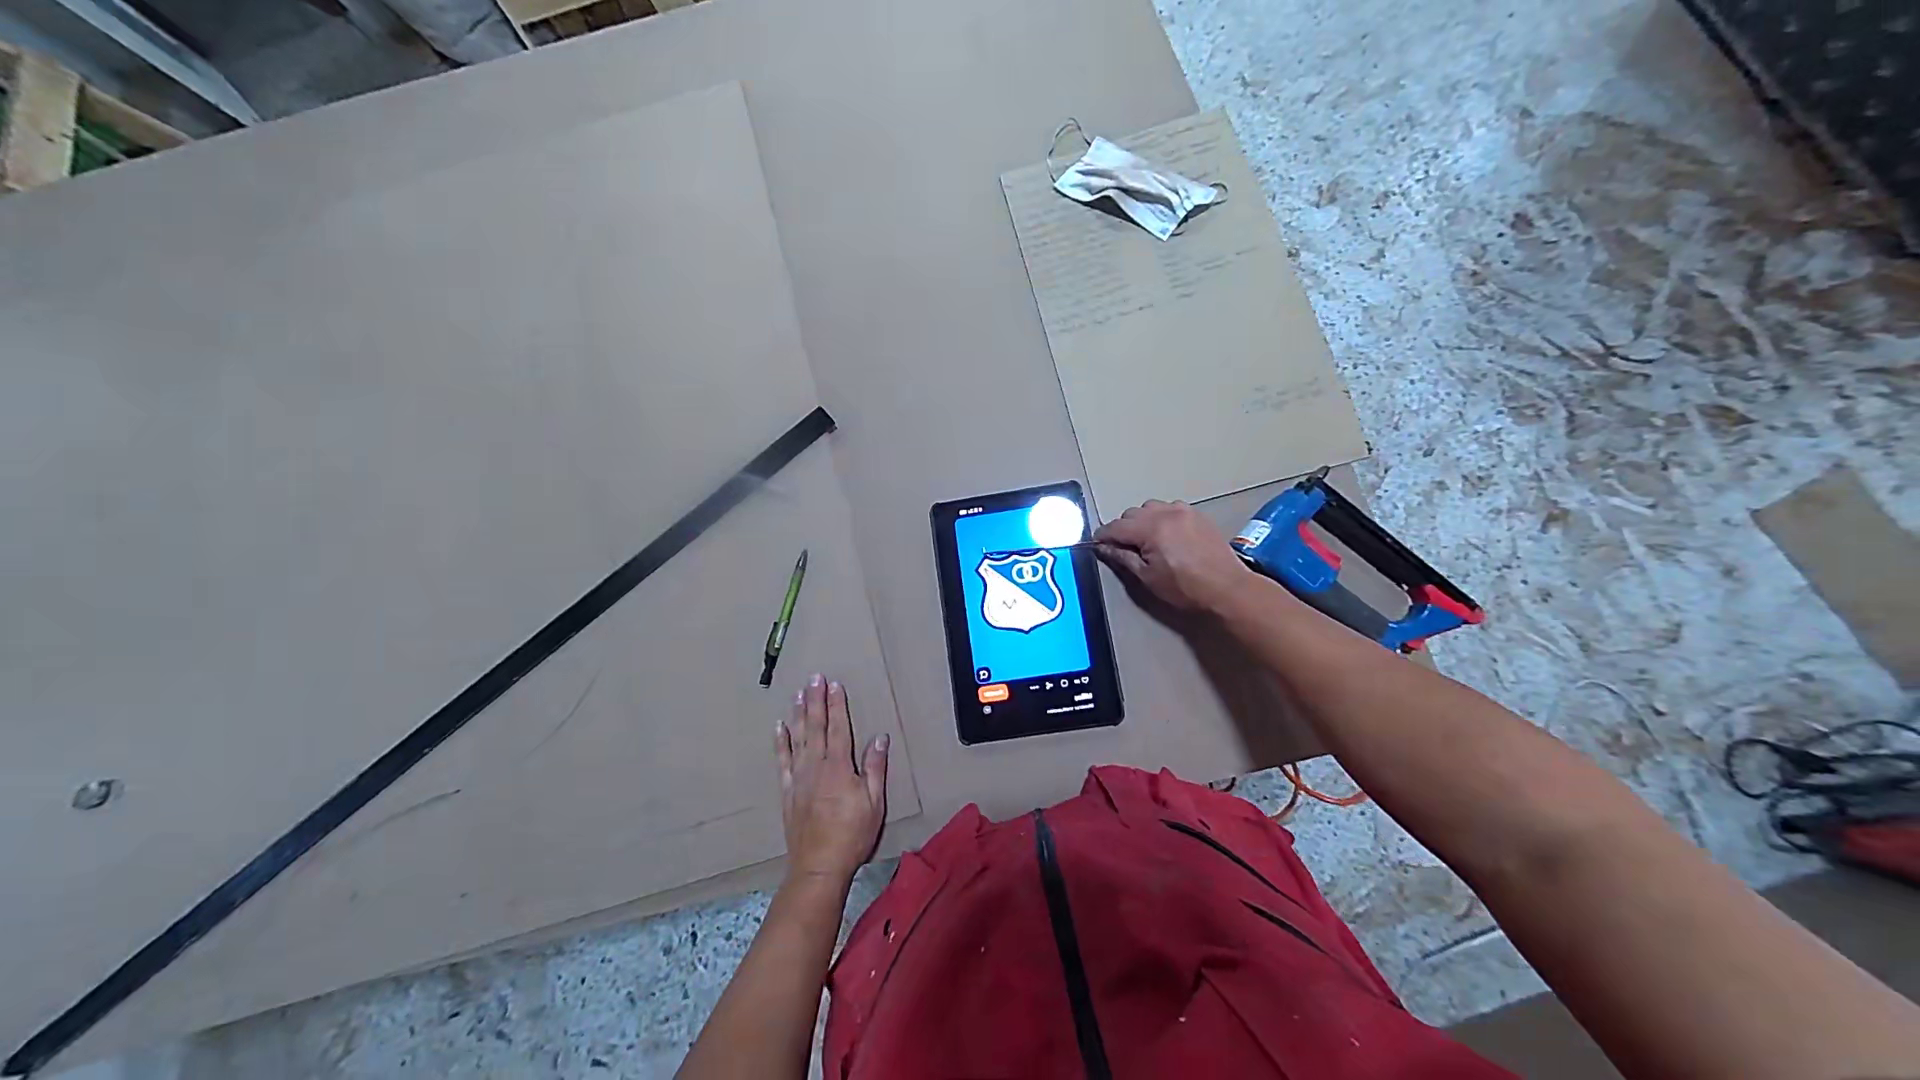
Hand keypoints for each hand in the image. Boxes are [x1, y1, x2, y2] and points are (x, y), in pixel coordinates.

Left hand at [776, 674, 888, 884]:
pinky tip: (779, 727)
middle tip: (813, 678)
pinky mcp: (787, 792)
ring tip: (798, 694)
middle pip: (816, 727)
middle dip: (816, 701)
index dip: (837, 705)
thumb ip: (875, 768)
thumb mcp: (874, 803)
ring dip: (799, 714)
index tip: (834, 684)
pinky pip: (782, 761)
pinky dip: (781, 742)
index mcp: (839, 767)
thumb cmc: (852, 835)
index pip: (839, 728)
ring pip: (798, 738)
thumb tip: (879, 737)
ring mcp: (799, 778)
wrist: (818, 866)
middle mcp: (816, 766)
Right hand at [1094, 499, 1258, 614]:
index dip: (1103, 537)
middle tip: (1125, 549)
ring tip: (1147, 542)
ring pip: (1150, 508)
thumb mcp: (1147, 577)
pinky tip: (1167, 536)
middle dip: (1123, 529)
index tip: (1098, 545)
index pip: (1116, 526)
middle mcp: (1166, 513)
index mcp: (1151, 529)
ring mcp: (1184, 511)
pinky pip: (1170, 509)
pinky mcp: (1197, 515)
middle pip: (1131, 514)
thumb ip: (1122, 558)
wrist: (1227, 589)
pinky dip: (1162, 518)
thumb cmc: (1186, 588)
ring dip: (1142, 521)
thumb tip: (1103, 548)